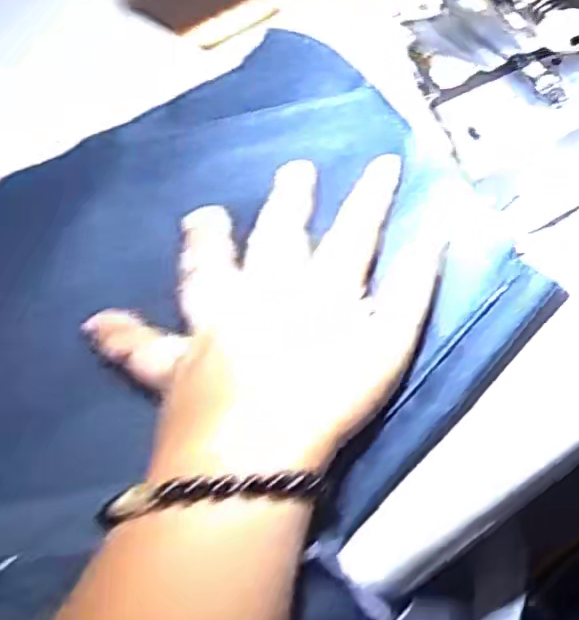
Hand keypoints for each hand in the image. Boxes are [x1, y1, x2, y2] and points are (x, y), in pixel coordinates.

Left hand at [83, 157, 441, 478]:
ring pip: (207, 275)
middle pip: (279, 238)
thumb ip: (414, 284)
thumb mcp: (395, 338)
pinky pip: (142, 347)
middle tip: (293, 171)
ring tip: (202, 216)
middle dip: (290, 201)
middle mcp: (265, 294)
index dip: (372, 194)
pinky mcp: (175, 365)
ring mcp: (214, 327)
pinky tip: (99, 322)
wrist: (252, 457)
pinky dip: (121, 334)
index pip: (356, 229)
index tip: (383, 162)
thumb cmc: (338, 392)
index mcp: (324, 287)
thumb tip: (437, 234)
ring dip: (206, 243)